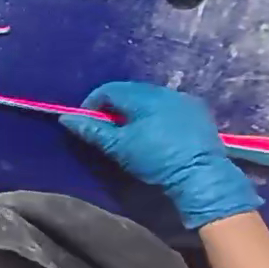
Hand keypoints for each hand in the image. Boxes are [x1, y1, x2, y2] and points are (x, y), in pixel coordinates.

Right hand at [59, 81, 260, 228]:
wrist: (202, 177)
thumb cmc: (156, 160)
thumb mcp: (119, 147)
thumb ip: (92, 129)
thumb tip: (66, 117)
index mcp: (143, 96)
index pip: (108, 90)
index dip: (92, 104)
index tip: (88, 123)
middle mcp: (164, 91)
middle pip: (129, 92)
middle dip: (114, 107)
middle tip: (107, 129)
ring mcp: (183, 100)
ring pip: (149, 98)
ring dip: (135, 110)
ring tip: (130, 131)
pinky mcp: (197, 112)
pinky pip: (168, 105)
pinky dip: (155, 114)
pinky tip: (154, 133)